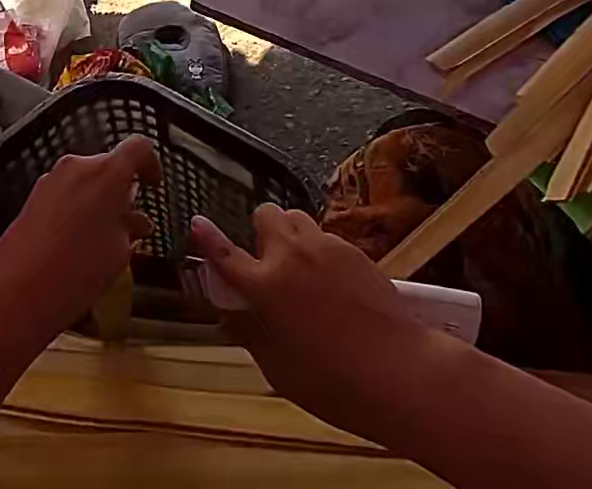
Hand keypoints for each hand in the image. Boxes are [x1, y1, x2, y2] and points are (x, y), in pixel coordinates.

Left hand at [0, 135, 161, 344]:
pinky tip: (81, 241)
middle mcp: (77, 168)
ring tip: (107, 235)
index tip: (153, 186)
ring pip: (86, 181)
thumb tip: (131, 221)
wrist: (10, 302)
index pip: (139, 147)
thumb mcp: (120, 251)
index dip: (151, 164)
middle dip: (123, 188)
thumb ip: (129, 225)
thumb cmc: (77, 272)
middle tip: (131, 218)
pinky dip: (78, 209)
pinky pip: (65, 194)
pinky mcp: (30, 201)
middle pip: (110, 164)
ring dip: (100, 200)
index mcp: (107, 172)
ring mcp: (49, 183)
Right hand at [190, 204, 456, 436]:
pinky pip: (324, 235)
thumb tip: (235, 309)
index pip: (225, 255)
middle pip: (266, 213)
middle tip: (266, 263)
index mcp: (265, 285)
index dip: (208, 238)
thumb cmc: (328, 379)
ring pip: (297, 218)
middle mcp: (293, 253)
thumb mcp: (275, 365)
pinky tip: (329, 282)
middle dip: (260, 231)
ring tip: (297, 268)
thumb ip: (249, 328)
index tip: (197, 221)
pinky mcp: (353, 247)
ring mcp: (326, 245)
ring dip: (289, 234)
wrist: (394, 366)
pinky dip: (316, 249)